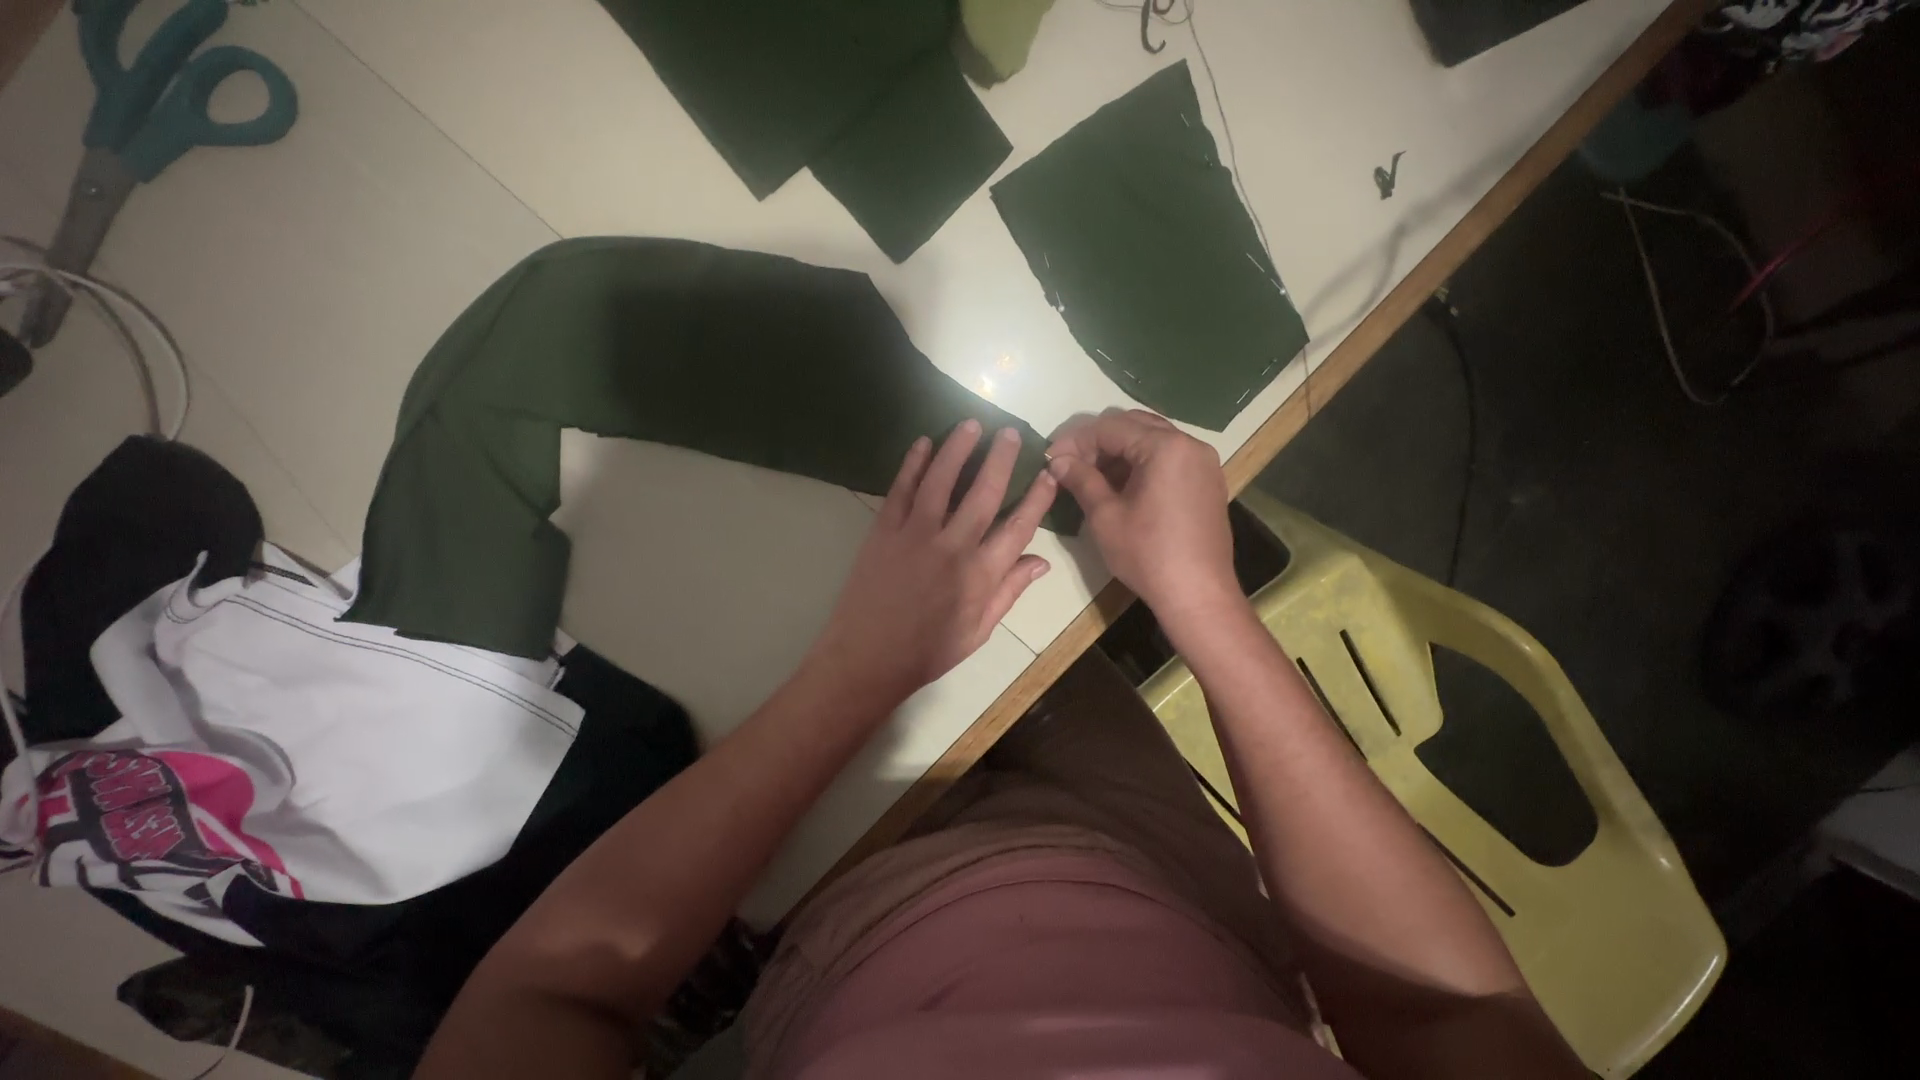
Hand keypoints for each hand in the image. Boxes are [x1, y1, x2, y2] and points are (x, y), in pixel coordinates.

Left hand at [808, 420, 1056, 705]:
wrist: (866, 659)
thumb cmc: (927, 651)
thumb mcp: (978, 631)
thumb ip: (1009, 591)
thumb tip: (1042, 561)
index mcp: (980, 575)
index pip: (1018, 527)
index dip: (1037, 499)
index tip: (1050, 474)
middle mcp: (953, 547)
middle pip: (984, 493)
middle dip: (1001, 459)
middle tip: (1010, 432)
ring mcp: (915, 535)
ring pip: (942, 481)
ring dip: (958, 449)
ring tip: (970, 424)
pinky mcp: (884, 531)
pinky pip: (901, 489)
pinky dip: (913, 464)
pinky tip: (923, 443)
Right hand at [1047, 409, 1238, 622]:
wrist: (1198, 594)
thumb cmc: (1148, 555)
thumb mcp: (1105, 516)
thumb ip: (1081, 480)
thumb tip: (1058, 461)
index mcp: (1165, 447)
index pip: (1111, 427)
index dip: (1076, 440)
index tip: (1051, 458)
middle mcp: (1190, 445)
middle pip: (1135, 425)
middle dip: (1098, 441)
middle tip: (1070, 464)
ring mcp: (1203, 463)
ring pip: (1153, 440)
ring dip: (1120, 451)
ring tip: (1091, 476)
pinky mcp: (1207, 482)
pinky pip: (1170, 458)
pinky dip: (1142, 463)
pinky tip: (1121, 487)